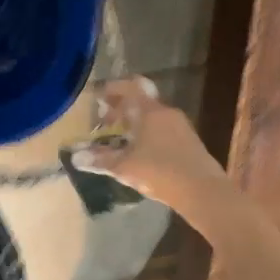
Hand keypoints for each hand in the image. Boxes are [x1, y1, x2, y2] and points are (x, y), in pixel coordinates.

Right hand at [71, 76, 225, 208]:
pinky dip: (146, 134)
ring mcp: (180, 127)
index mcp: (150, 112)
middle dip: (120, 109)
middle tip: (103, 122)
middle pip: (140, 101)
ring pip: (151, 116)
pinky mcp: (188, 142)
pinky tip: (138, 153)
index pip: (130, 87)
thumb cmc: (160, 172)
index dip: (112, 89)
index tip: (98, 98)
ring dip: (133, 123)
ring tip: (118, 139)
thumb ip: (100, 159)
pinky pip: (161, 129)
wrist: (203, 191)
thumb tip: (75, 157)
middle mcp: (166, 113)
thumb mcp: (124, 167)